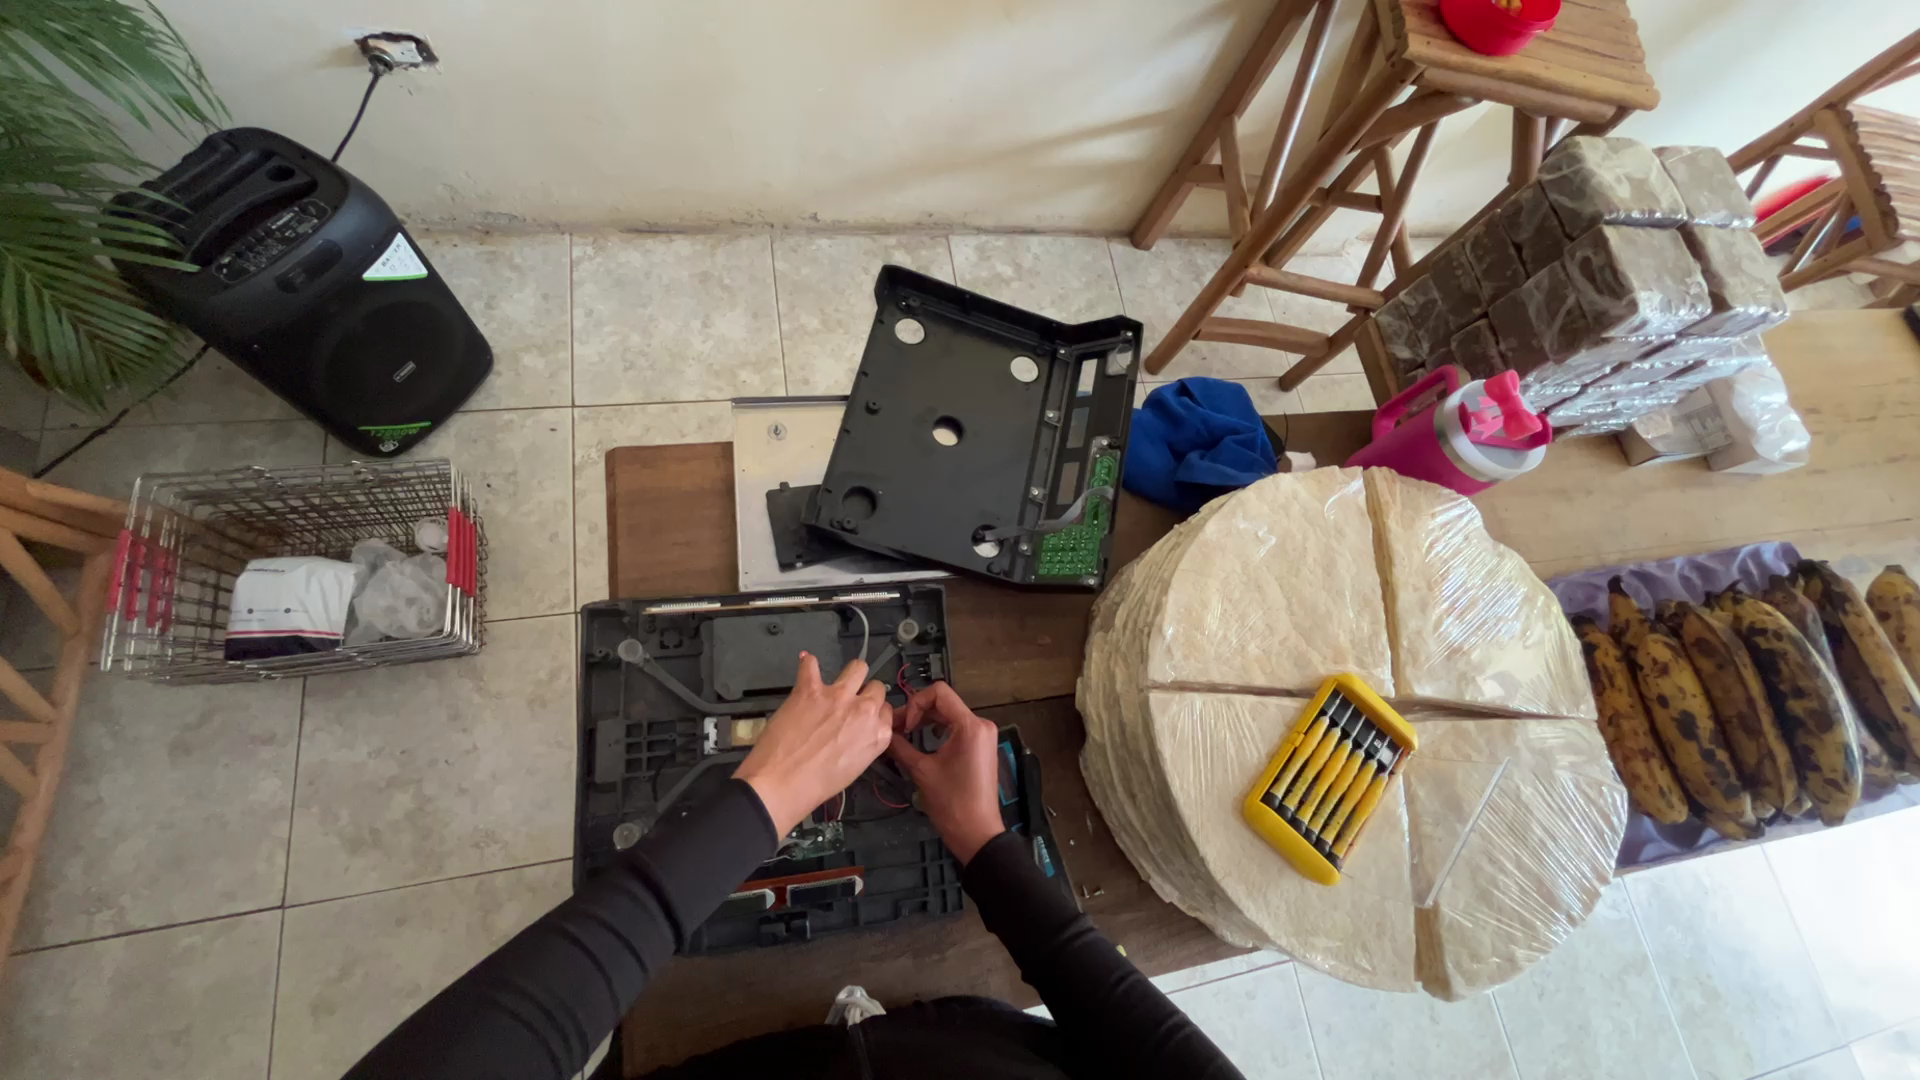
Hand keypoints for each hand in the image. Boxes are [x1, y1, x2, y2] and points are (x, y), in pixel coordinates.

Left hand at [735, 652, 891, 834]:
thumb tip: (859, 728)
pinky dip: (808, 665)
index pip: (886, 710)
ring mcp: (838, 696)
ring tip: (837, 683)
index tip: (864, 714)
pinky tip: (807, 665)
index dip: (874, 711)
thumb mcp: (855, 768)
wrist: (781, 785)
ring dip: (850, 674)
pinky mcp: (810, 689)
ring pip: (857, 668)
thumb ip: (864, 741)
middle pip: (876, 687)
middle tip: (850, 703)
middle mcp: (864, 710)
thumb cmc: (816, 785)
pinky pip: (811, 666)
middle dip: (866, 692)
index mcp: (878, 734)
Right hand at [888, 682, 1006, 864]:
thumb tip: (883, 732)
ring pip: (949, 714)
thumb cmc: (951, 802)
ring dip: (926, 721)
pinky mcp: (981, 745)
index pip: (939, 692)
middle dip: (917, 713)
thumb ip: (900, 747)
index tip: (906, 726)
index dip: (916, 703)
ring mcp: (983, 734)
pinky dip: (938, 730)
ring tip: (905, 736)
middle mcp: (981, 723)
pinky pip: (957, 727)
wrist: (977, 833)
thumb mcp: (921, 771)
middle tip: (896, 730)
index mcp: (970, 725)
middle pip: (944, 703)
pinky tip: (922, 741)